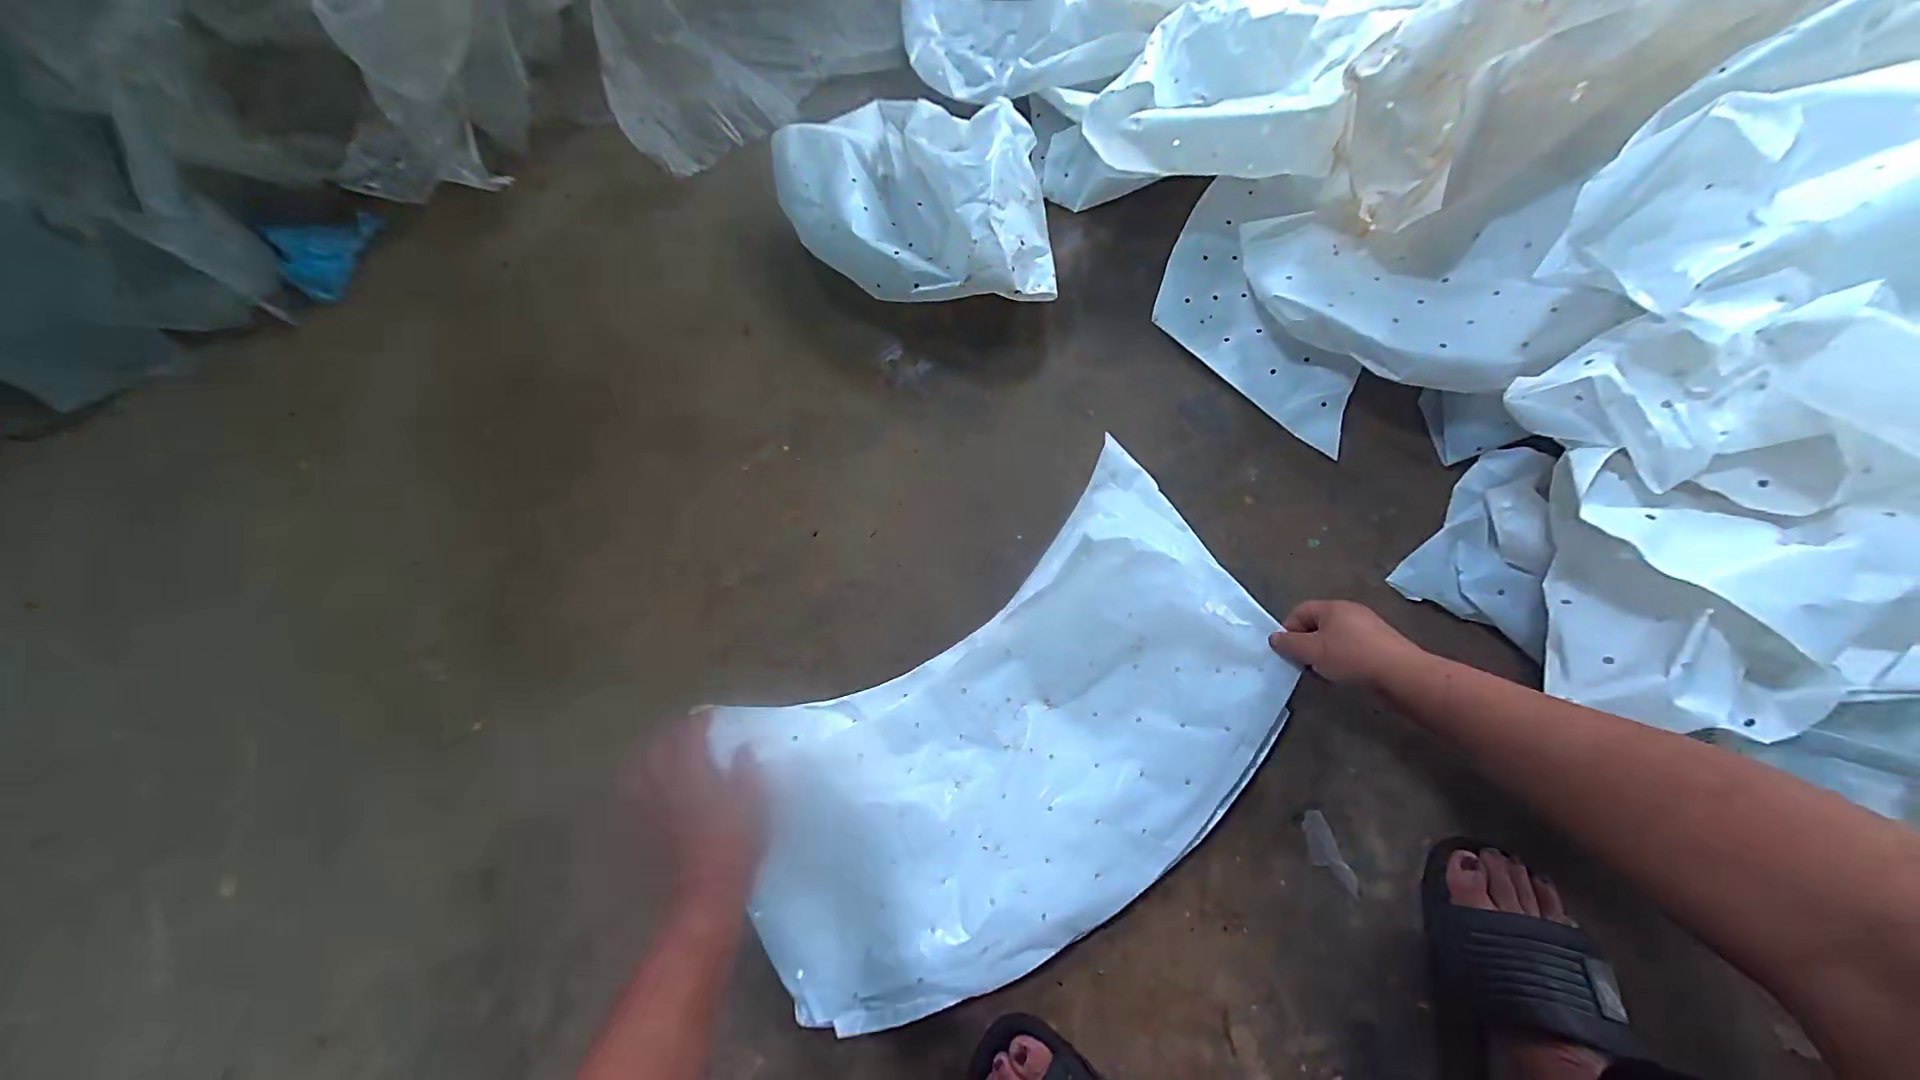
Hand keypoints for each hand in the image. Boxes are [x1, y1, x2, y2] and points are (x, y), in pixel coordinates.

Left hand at [624, 710, 765, 901]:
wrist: (704, 895)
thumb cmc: (736, 845)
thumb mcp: (756, 802)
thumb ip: (748, 770)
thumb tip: (744, 748)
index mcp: (692, 773)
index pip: (689, 735)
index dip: (700, 722)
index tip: (712, 716)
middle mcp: (663, 785)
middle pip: (656, 749)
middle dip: (670, 734)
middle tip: (686, 731)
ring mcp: (647, 809)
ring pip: (637, 771)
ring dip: (649, 755)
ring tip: (662, 753)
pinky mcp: (641, 831)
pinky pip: (633, 796)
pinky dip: (641, 782)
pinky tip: (653, 787)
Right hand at [1268, 599, 1429, 689]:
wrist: (1402, 674)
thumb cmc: (1351, 657)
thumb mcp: (1312, 651)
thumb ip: (1288, 644)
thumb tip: (1275, 638)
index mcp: (1333, 607)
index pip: (1299, 611)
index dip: (1288, 631)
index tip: (1288, 652)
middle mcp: (1351, 612)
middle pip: (1317, 625)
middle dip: (1307, 645)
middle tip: (1306, 664)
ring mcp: (1369, 628)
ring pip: (1334, 639)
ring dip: (1324, 655)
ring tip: (1327, 673)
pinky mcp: (1381, 644)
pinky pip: (1352, 648)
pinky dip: (1344, 659)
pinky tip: (1347, 674)